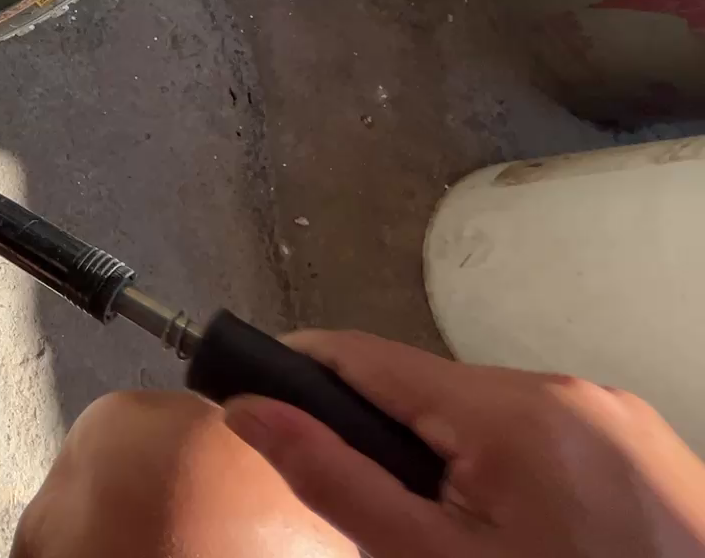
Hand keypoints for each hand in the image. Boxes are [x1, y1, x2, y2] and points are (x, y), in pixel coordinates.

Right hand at [222, 330, 704, 557]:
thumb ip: (330, 477)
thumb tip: (243, 408)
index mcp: (512, 407)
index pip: (354, 353)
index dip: (294, 374)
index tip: (259, 411)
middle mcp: (565, 389)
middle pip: (411, 384)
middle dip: (376, 433)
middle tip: (381, 510)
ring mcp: (612, 416)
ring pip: (464, 409)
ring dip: (435, 451)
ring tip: (454, 530)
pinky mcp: (639, 446)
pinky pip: (523, 430)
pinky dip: (493, 464)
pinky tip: (514, 526)